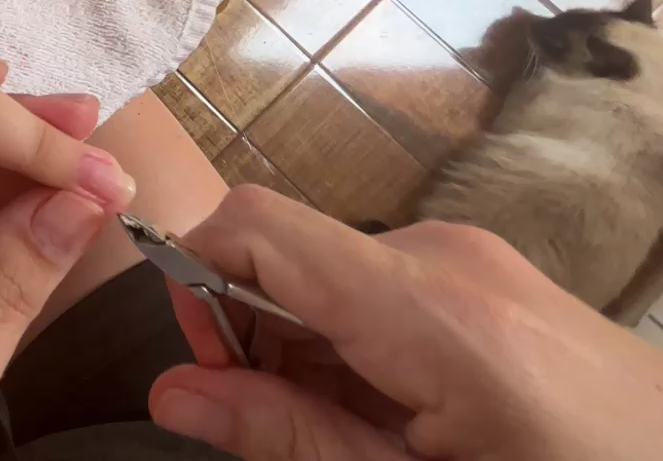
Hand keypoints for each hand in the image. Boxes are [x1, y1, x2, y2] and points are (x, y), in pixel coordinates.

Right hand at [146, 187, 662, 460]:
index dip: (199, 272)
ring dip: (302, 341)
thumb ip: (291, 439)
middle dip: (251, 327)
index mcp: (434, 309)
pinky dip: (351, 341)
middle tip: (282, 423)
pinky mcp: (495, 279)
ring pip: (326, 269)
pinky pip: (378, 284)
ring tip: (356, 433)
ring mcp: (477, 262)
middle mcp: (446, 256)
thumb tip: (167, 395)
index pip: (255, 223)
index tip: (209, 361)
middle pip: (285, 249)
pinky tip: (396, 414)